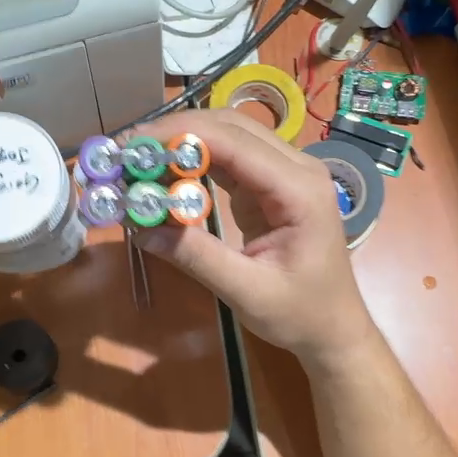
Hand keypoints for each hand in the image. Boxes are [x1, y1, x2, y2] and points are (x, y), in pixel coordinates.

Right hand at [130, 110, 378, 363]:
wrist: (334, 328)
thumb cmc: (301, 314)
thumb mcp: (247, 292)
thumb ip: (197, 258)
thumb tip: (141, 228)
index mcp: (299, 190)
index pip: (233, 142)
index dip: (179, 136)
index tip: (131, 146)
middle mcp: (296, 169)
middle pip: (230, 127)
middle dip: (174, 133)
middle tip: (123, 153)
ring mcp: (285, 174)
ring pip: (228, 137)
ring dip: (181, 143)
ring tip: (135, 161)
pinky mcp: (270, 186)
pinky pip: (228, 159)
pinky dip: (193, 161)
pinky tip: (162, 173)